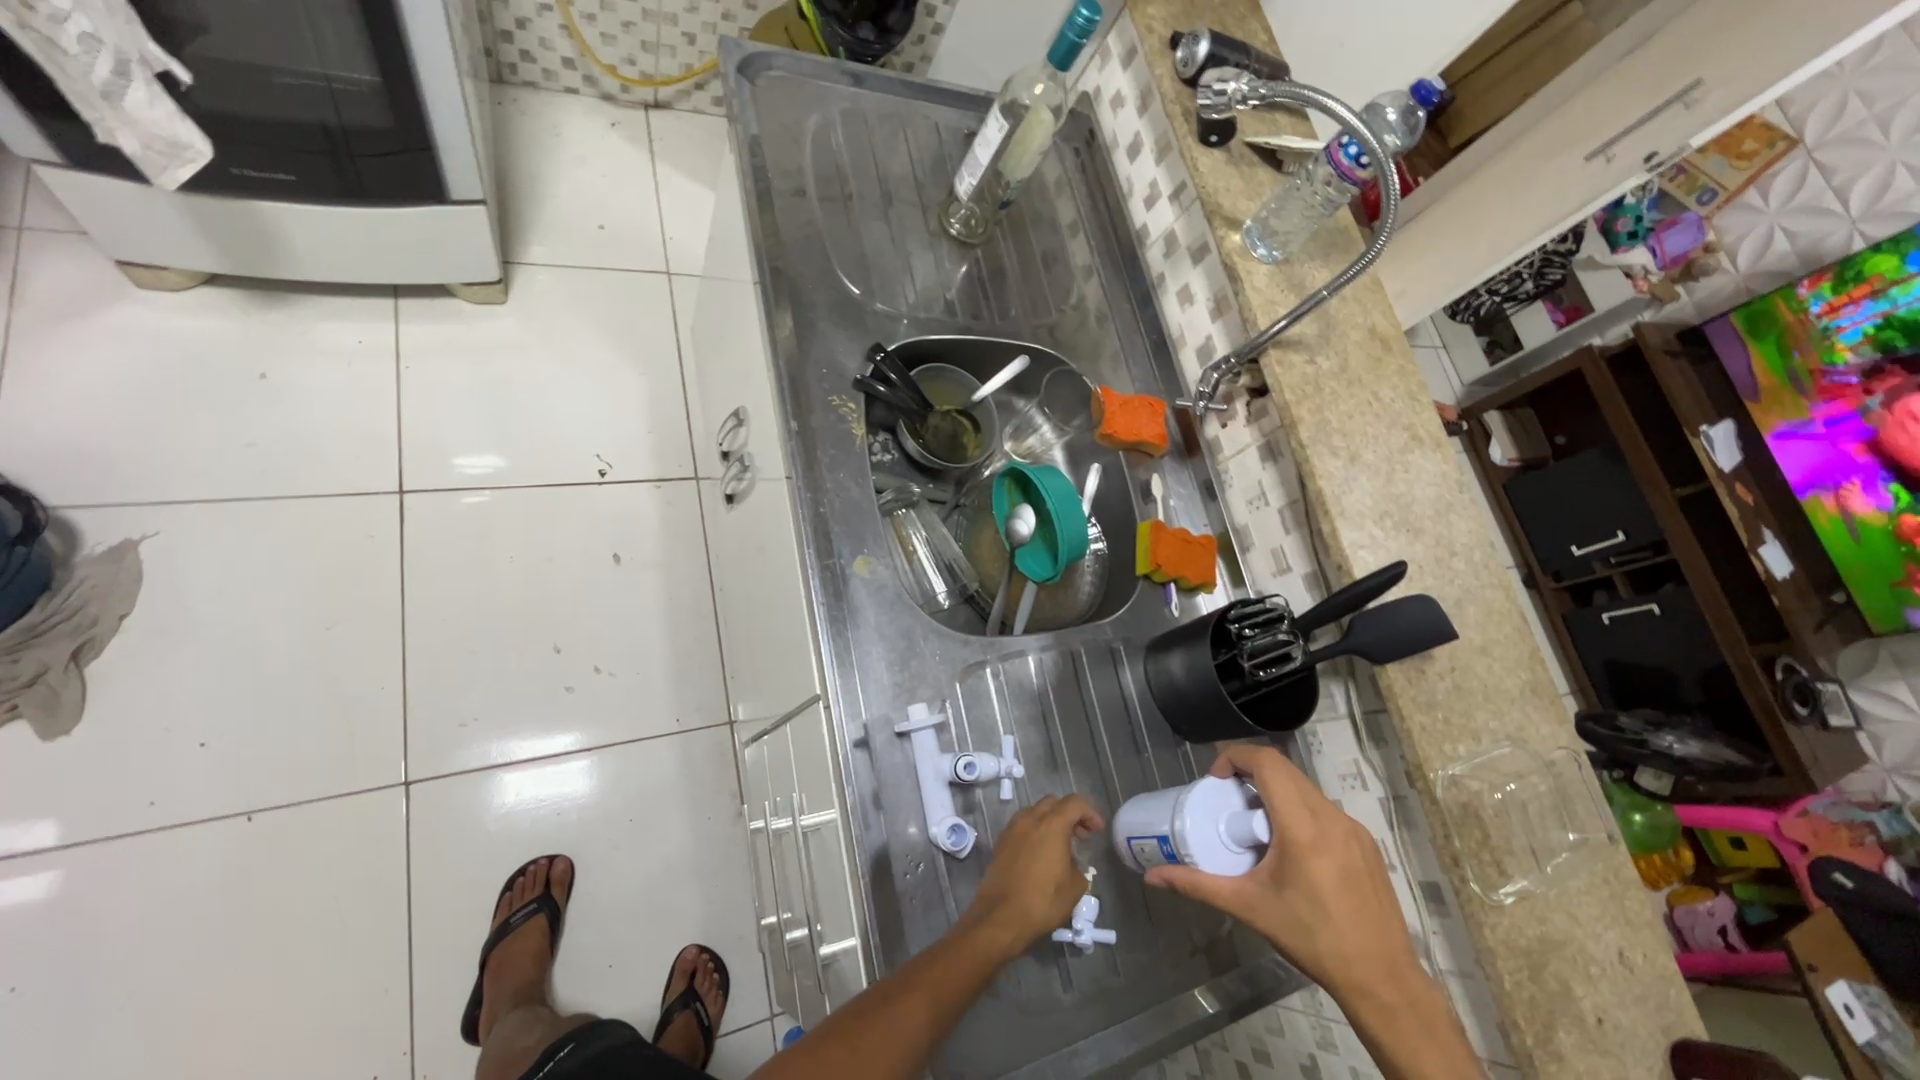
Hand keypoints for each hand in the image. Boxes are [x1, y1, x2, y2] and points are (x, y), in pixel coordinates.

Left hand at [963, 794, 1104, 953]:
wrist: (1001, 916)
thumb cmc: (1044, 900)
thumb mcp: (1075, 886)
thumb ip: (1078, 864)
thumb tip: (1070, 861)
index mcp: (1052, 824)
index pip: (1075, 802)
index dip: (1090, 813)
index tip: (1097, 830)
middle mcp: (1030, 819)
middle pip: (1053, 802)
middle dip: (1070, 814)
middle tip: (1081, 836)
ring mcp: (1012, 829)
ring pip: (1035, 812)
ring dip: (1051, 820)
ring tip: (1060, 845)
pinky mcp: (1001, 842)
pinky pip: (1022, 826)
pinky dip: (1035, 830)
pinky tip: (1041, 853)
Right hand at [1143, 745, 1420, 1001]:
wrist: (1380, 976)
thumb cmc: (1311, 939)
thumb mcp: (1249, 907)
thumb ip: (1198, 885)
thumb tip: (1152, 876)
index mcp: (1302, 826)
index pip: (1268, 763)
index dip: (1236, 756)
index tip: (1215, 780)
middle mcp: (1332, 817)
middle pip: (1286, 771)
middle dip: (1251, 776)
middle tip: (1227, 804)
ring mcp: (1354, 829)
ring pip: (1307, 790)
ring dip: (1276, 795)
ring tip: (1256, 831)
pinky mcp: (1366, 843)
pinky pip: (1325, 811)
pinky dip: (1300, 814)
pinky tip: (1291, 853)